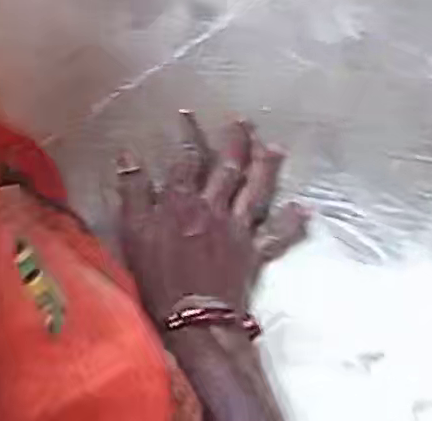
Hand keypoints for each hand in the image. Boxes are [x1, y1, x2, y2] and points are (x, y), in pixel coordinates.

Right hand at [115, 112, 308, 322]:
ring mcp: (237, 228)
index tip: (188, 114)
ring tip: (274, 148)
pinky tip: (304, 209)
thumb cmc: (157, 270)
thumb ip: (132, 189)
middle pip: (227, 168)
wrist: (194, 317)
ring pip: (255, 191)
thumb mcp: (132, 227)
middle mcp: (212, 207)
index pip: (186, 157)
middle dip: (235, 142)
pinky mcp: (254, 252)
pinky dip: (292, 221)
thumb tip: (127, 154)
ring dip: (266, 168)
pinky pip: (277, 234)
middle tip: (244, 121)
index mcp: (181, 199)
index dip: (188, 133)